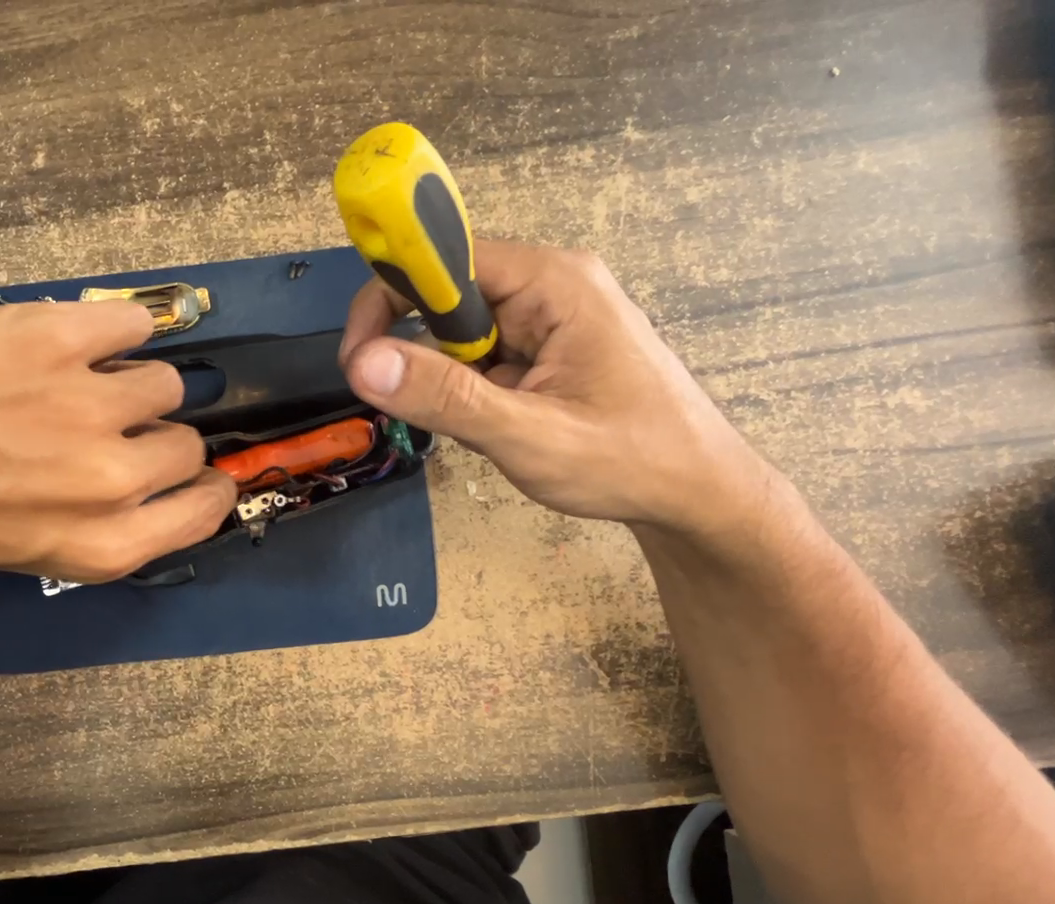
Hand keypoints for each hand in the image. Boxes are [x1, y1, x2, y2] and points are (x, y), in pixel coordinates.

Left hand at [0, 301, 235, 581]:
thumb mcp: (21, 550)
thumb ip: (93, 521)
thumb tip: (134, 475)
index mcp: (104, 544)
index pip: (204, 509)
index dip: (200, 488)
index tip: (190, 473)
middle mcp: (112, 480)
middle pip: (183, 443)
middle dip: (154, 436)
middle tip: (108, 426)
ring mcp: (88, 405)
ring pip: (164, 381)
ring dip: (133, 383)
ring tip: (79, 382)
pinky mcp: (55, 338)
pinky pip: (129, 323)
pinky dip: (116, 330)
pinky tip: (79, 338)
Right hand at [338, 240, 774, 537]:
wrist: (696, 494)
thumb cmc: (630, 462)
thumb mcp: (529, 436)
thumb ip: (446, 399)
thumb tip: (362, 365)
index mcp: (553, 283)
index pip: (444, 259)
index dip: (389, 298)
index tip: (358, 359)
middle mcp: (548, 286)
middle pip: (445, 296)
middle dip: (418, 353)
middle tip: (413, 408)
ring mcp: (547, 317)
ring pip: (456, 333)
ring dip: (446, 380)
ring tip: (480, 426)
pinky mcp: (544, 347)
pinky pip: (478, 356)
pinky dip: (466, 392)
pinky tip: (495, 424)